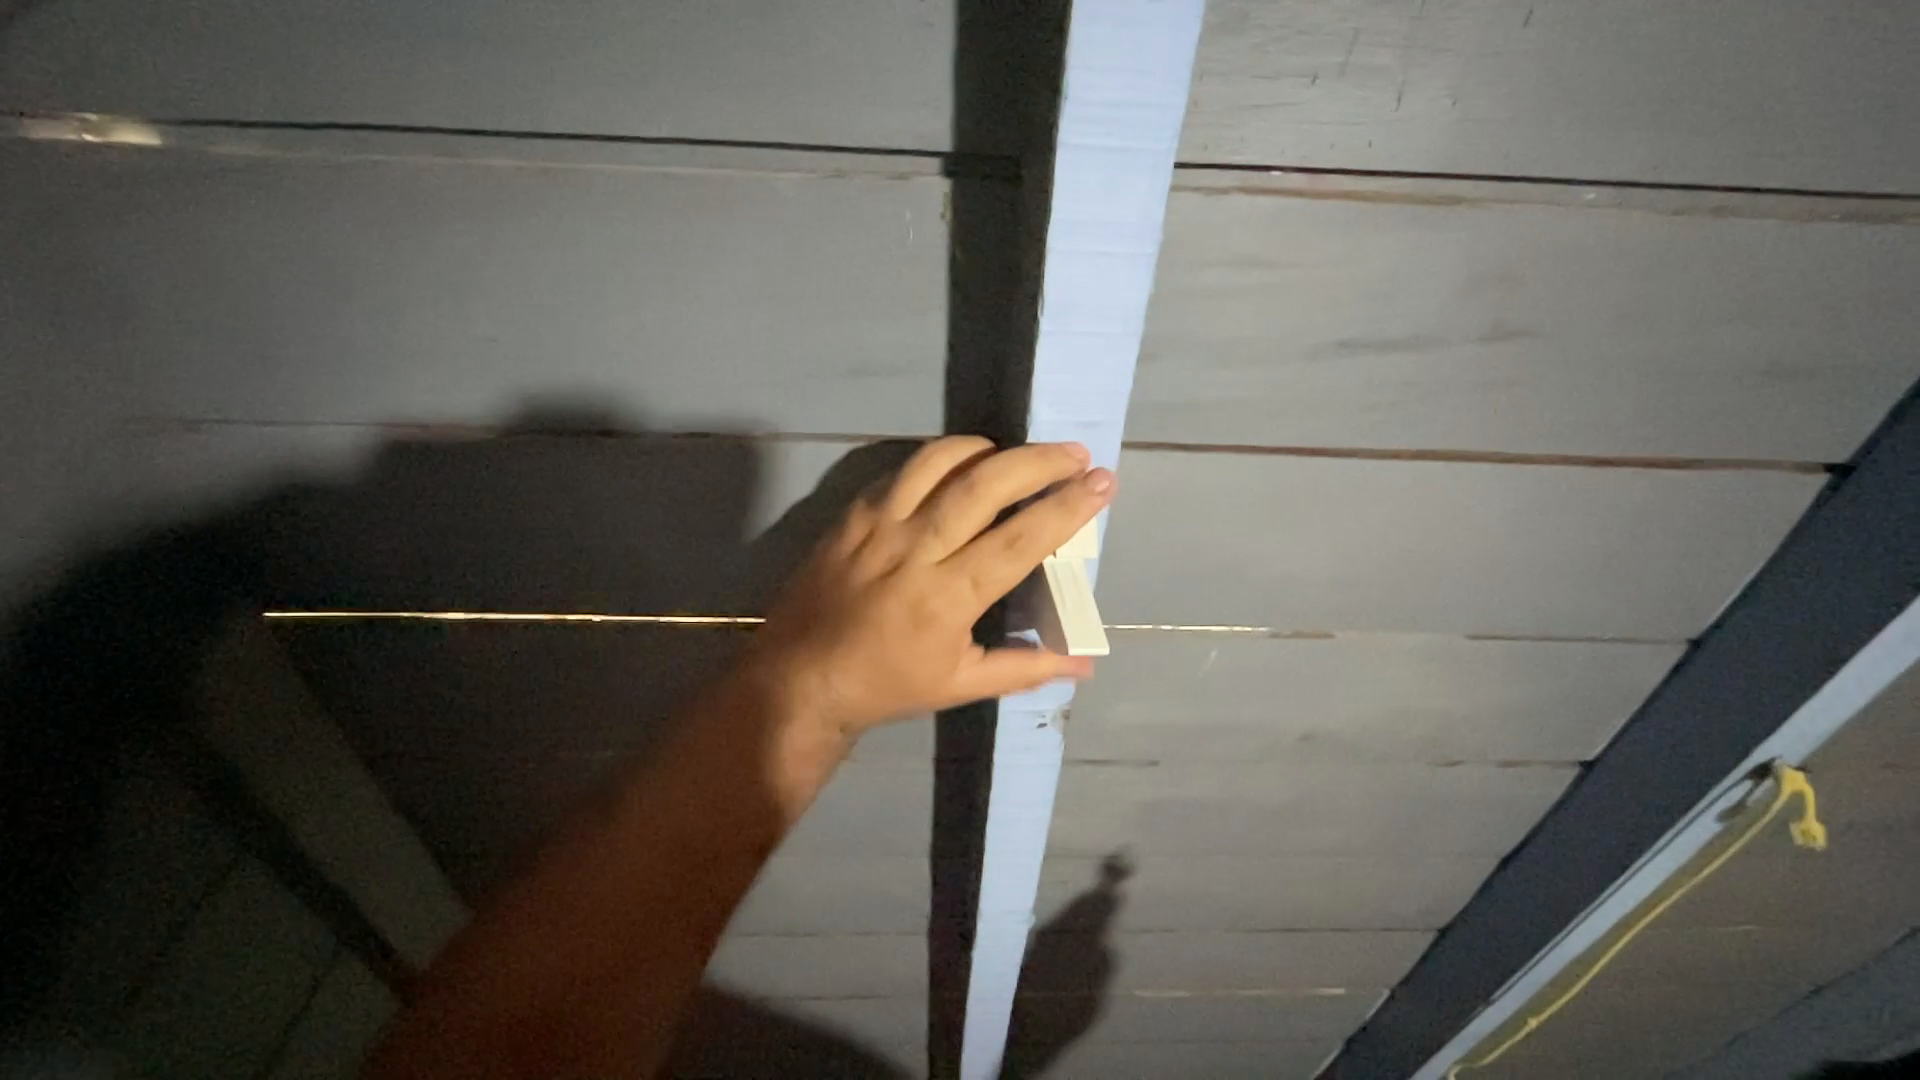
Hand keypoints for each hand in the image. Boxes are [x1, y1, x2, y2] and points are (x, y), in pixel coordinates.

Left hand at [745, 436, 1114, 737]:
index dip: (1066, 508)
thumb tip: (1086, 663)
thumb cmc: (886, 685)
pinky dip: (938, 459)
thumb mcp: (959, 684)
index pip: (1020, 539)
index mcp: (948, 597)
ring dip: (986, 448)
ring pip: (938, 463)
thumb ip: (1025, 667)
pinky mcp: (851, 515)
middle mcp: (916, 550)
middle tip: (1074, 452)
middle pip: (985, 486)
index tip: (1103, 482)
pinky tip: (959, 465)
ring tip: (1016, 452)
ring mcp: (879, 526)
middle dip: (1038, 462)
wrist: (799, 678)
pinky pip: (901, 472)